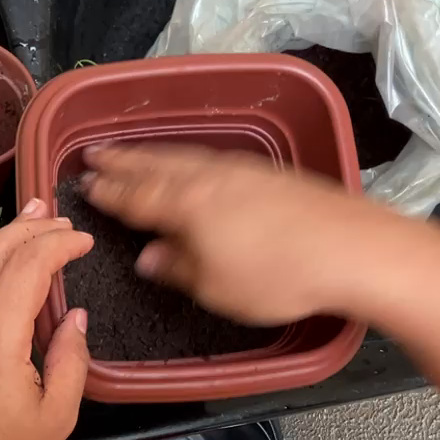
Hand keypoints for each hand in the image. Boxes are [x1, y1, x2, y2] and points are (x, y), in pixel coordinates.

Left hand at [0, 199, 92, 439]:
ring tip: (35, 222)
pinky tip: (9, 265)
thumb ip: (71, 358)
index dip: (59, 245)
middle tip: (61, 218)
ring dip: (5, 239)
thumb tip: (74, 316)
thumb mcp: (56, 416)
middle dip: (29, 227)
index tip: (85, 241)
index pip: (28, 268)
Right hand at [81, 143, 439, 324]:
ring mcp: (242, 171)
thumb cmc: (277, 277)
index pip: (137, 196)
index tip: (84, 185)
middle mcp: (210, 178)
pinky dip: (186, 158)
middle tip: (93, 152)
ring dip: (151, 155)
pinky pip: (210, 157)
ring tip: (130, 153)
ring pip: (184, 157)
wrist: (356, 250)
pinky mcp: (269, 174)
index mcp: (188, 205)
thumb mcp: (215, 286)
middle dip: (122, 161)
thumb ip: (177, 267)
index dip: (109, 193)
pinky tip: (188, 163)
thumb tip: (149, 255)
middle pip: (156, 166)